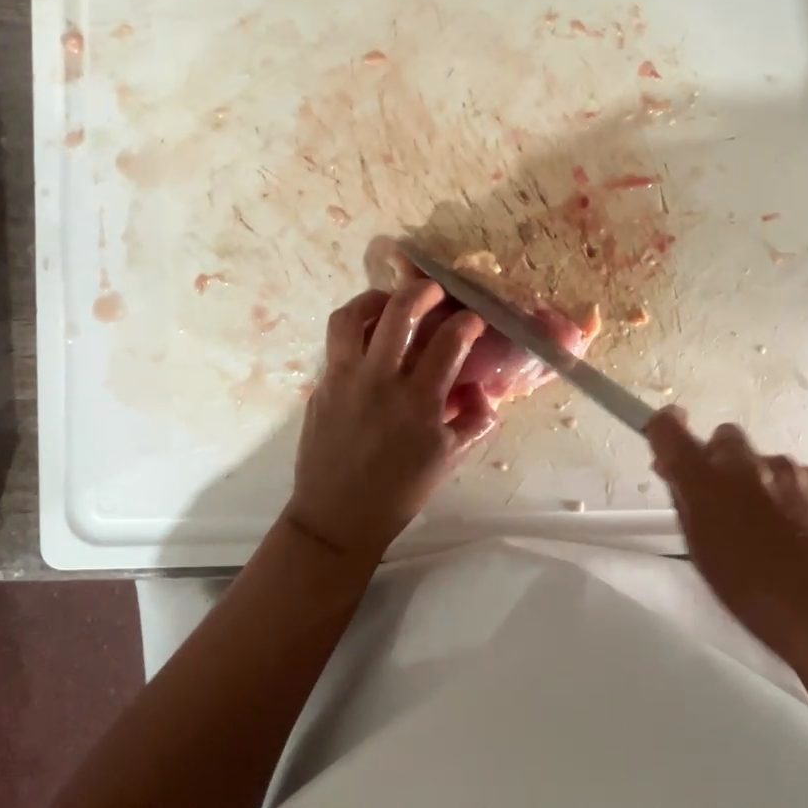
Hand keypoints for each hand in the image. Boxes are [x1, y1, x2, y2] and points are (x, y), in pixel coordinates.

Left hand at [286, 282, 496, 563]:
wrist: (337, 517)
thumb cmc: (400, 491)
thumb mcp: (449, 459)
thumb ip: (476, 420)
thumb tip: (486, 391)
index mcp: (418, 400)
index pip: (450, 341)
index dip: (467, 322)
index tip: (474, 319)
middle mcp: (379, 380)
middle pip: (400, 310)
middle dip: (424, 291)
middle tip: (437, 290)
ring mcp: (344, 379)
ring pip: (353, 316)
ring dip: (377, 299)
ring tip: (392, 302)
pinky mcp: (321, 385)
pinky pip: (337, 343)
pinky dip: (357, 331)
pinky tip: (371, 341)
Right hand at [646, 411, 807, 690]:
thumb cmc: (754, 594)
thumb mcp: (701, 552)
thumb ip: (686, 501)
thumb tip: (673, 470)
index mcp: (705, 481)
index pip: (668, 428)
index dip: (666, 429)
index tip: (670, 443)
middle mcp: (744, 462)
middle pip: (723, 439)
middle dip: (721, 463)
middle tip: (728, 502)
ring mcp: (787, 466)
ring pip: (763, 461)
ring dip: (760, 482)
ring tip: (774, 528)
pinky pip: (796, 475)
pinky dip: (793, 494)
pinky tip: (803, 530)